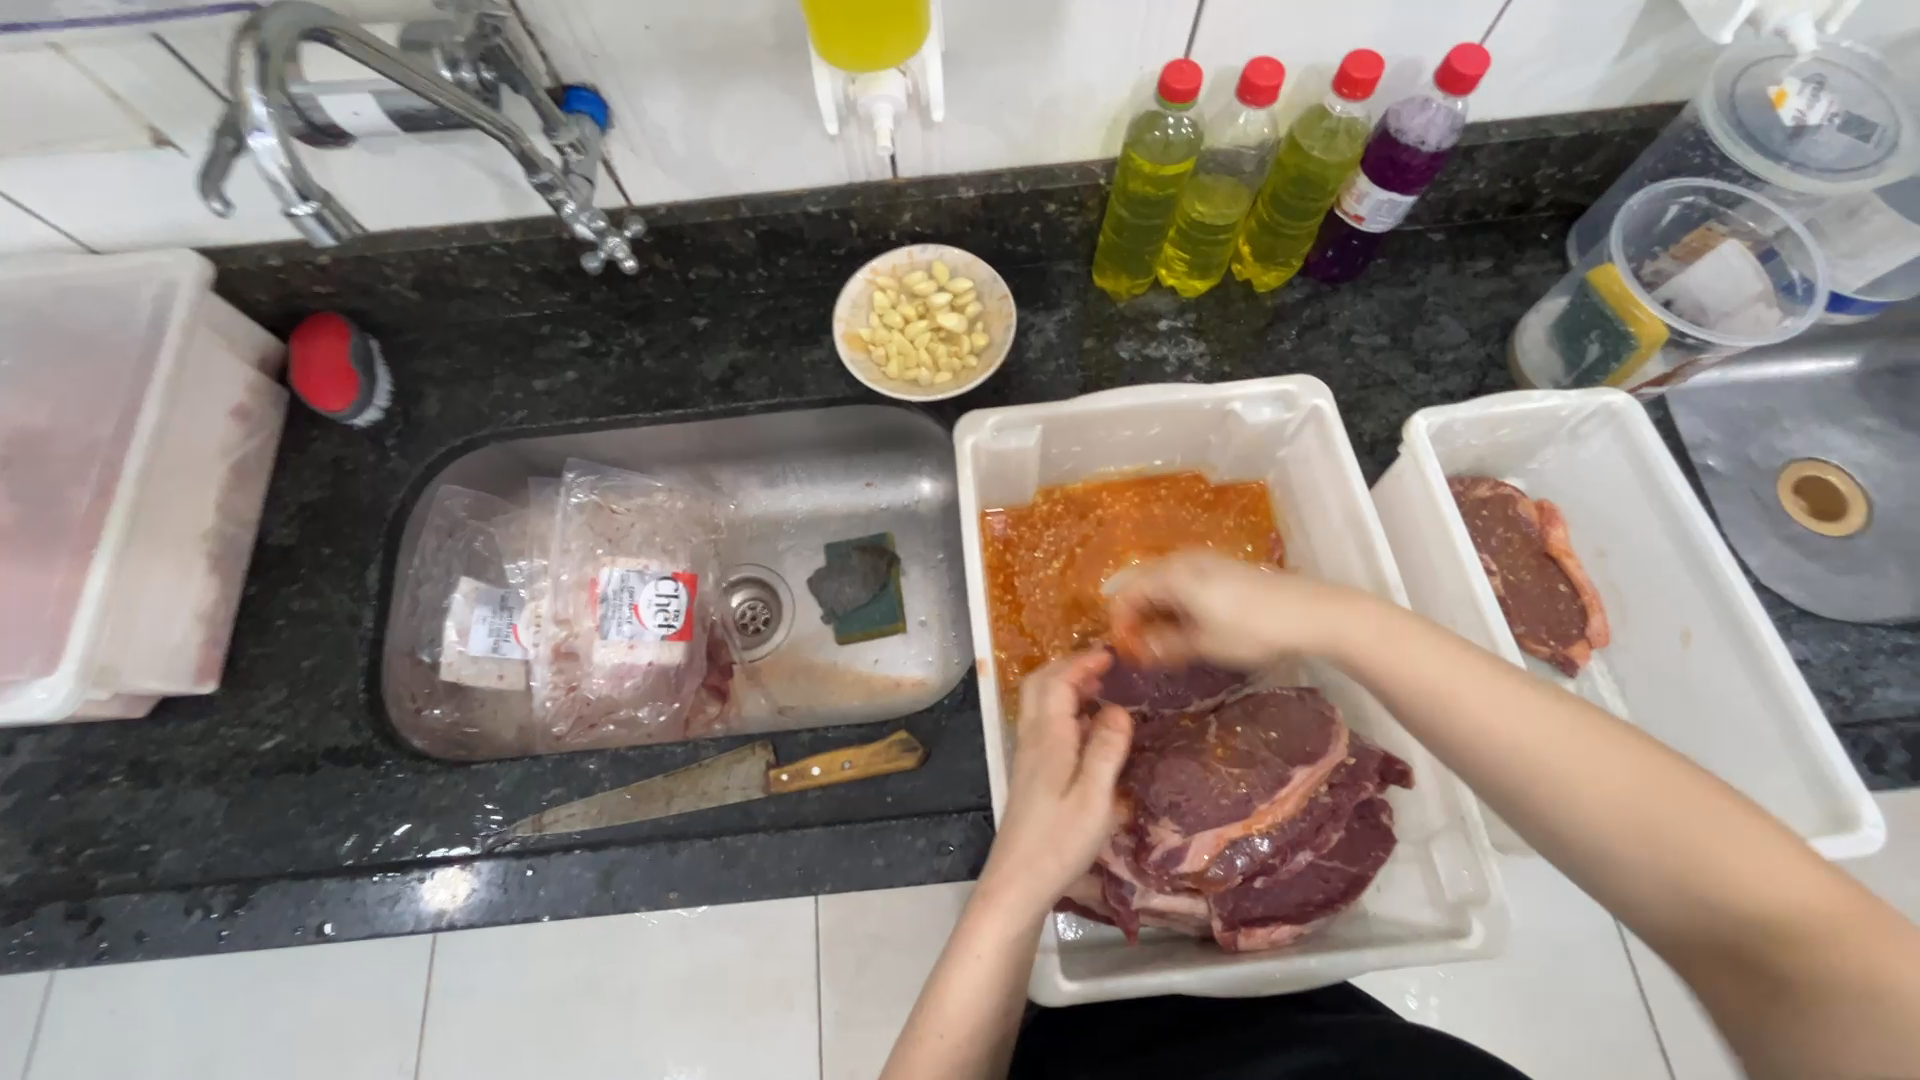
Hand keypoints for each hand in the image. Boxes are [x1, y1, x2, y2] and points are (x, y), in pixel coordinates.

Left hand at [976, 650, 1132, 921]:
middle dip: (1069, 667)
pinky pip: (1044, 724)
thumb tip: (1119, 709)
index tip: (1111, 654)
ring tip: (1101, 689)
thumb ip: (1106, 750)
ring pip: (1039, 703)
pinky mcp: (1030, 773)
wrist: (1018, 880)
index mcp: (1047, 738)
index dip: (1082, 662)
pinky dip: (1064, 710)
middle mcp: (1032, 739)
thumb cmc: (1060, 841)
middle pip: (1041, 685)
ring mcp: (1028, 756)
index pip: (1058, 681)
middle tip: (1104, 666)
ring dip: (1065, 686)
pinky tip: (1087, 728)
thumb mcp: (1094, 797)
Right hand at [1107, 551, 1366, 668]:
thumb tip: (1138, 651)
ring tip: (1165, 642)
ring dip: (1156, 611)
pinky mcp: (1219, 567)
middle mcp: (1180, 561)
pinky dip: (1175, 603)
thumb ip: (1165, 646)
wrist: (1309, 611)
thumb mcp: (1203, 644)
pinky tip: (1188, 626)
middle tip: (1142, 649)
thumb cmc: (1250, 629)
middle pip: (1141, 585)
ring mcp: (1202, 560)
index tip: (1125, 650)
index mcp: (1170, 576)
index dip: (1120, 623)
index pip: (1126, 594)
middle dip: (1136, 617)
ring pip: (1162, 584)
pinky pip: (1181, 582)